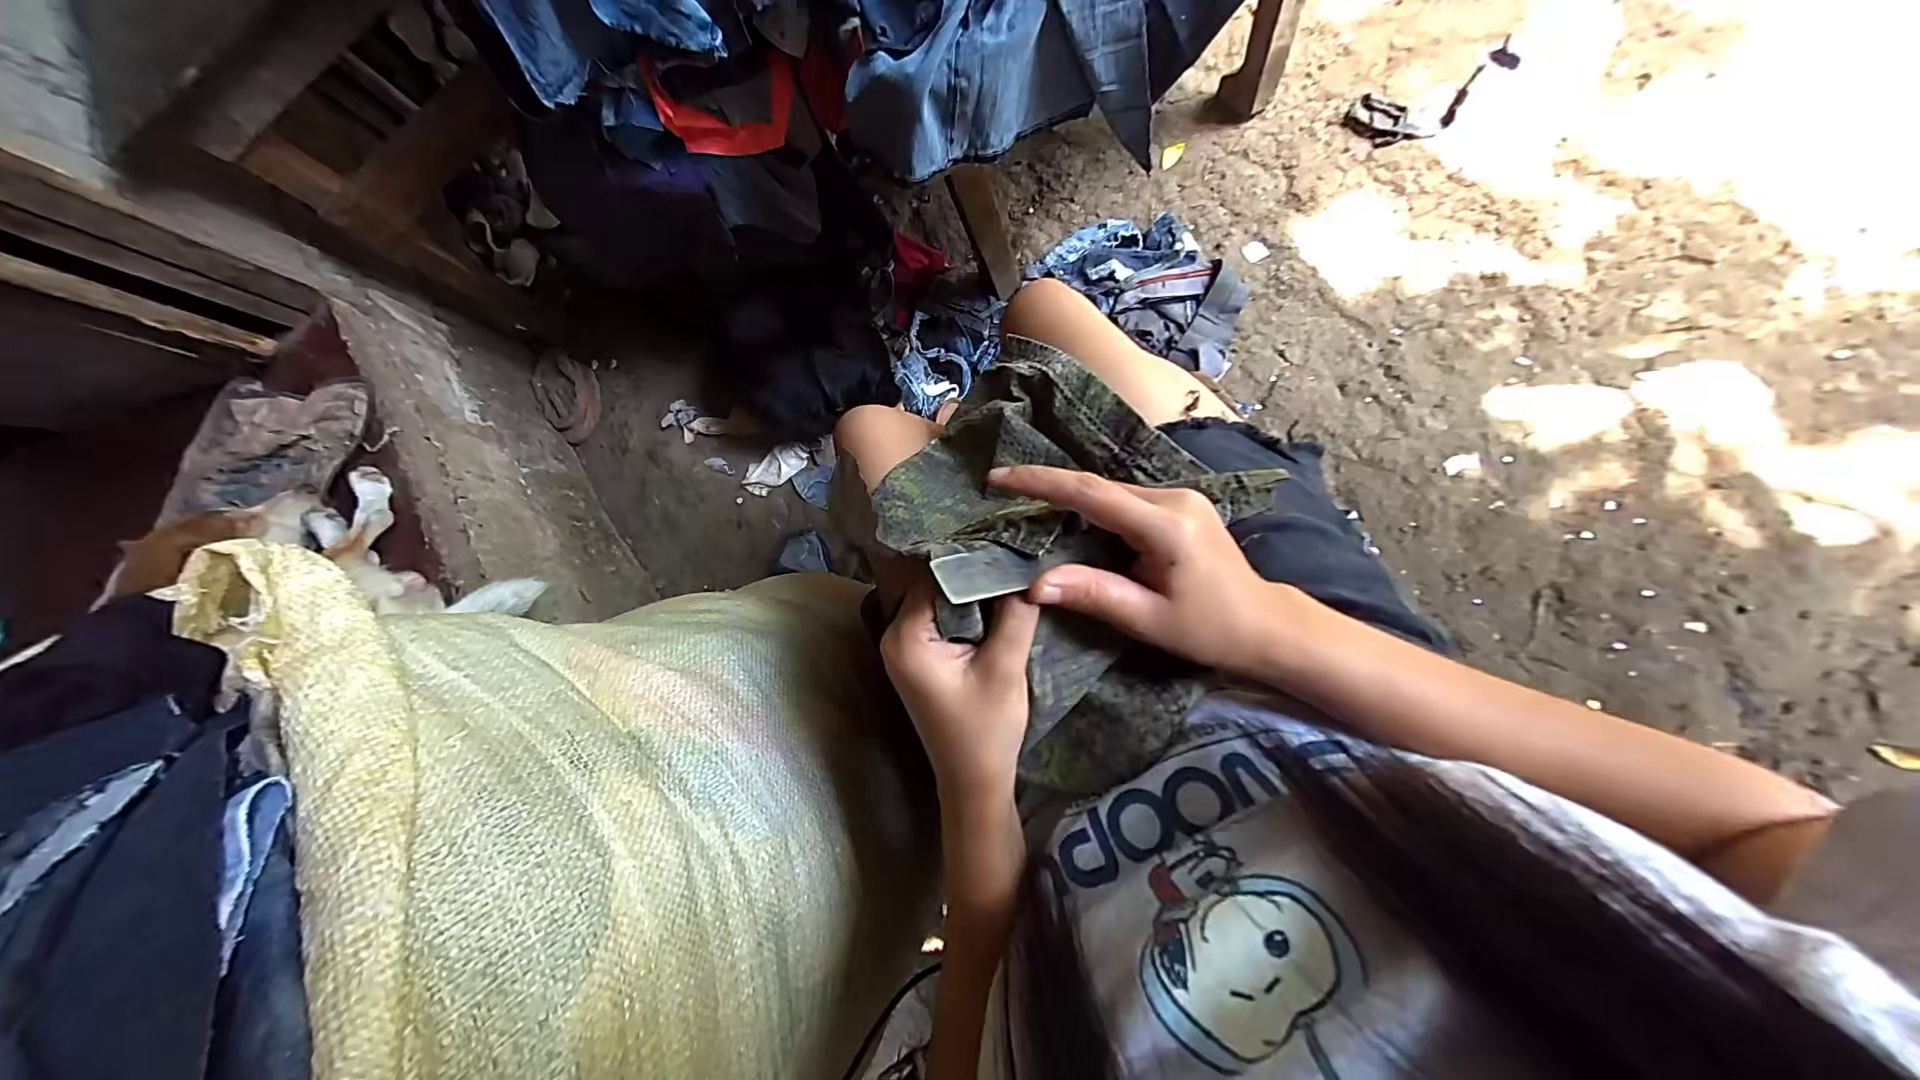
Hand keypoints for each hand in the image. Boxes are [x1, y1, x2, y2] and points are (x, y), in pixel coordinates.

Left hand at [880, 579, 1042, 805]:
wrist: (974, 780)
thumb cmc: (986, 730)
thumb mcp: (1005, 668)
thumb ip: (1015, 615)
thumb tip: (1026, 568)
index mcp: (905, 638)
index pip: (935, 578)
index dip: (971, 562)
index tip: (1007, 548)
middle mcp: (894, 637)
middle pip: (933, 586)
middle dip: (972, 574)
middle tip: (1012, 558)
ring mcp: (903, 647)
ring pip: (938, 600)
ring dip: (970, 592)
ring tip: (1008, 575)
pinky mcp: (918, 656)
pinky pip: (940, 618)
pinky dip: (965, 609)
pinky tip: (994, 603)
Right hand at [988, 464, 1324, 678]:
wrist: (1266, 625)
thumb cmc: (1211, 630)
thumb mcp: (1148, 619)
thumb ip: (1094, 594)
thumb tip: (1035, 585)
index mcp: (1167, 526)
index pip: (1091, 493)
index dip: (1041, 482)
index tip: (998, 477)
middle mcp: (1174, 499)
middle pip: (1098, 486)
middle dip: (1047, 487)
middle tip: (1000, 491)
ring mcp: (1181, 498)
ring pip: (1110, 490)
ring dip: (1068, 496)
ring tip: (1024, 504)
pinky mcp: (1180, 506)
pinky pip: (1124, 499)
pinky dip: (1091, 505)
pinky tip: (1067, 516)